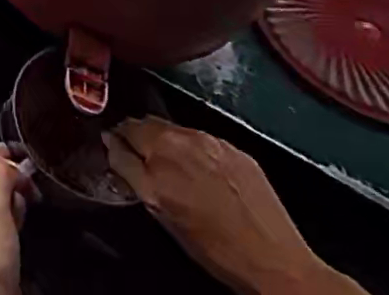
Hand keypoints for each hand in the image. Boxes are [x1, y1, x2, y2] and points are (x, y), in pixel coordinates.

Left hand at [0, 145, 35, 294]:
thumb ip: (2, 173)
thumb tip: (15, 160)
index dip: (13, 157)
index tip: (32, 161)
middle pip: (1, 172)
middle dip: (18, 181)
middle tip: (27, 194)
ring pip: (8, 193)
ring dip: (19, 200)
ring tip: (20, 213)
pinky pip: (11, 212)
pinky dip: (19, 215)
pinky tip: (19, 225)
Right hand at [104, 117, 361, 294]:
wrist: (278, 265)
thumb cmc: (212, 247)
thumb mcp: (159, 212)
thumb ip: (129, 170)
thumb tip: (111, 142)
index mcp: (157, 155)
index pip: (123, 130)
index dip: (118, 142)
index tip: (119, 151)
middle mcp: (182, 140)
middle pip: (147, 124)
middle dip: (142, 138)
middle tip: (147, 164)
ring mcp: (211, 141)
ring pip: (175, 130)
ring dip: (169, 143)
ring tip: (180, 172)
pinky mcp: (235, 148)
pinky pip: (203, 140)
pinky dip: (197, 151)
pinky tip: (207, 176)